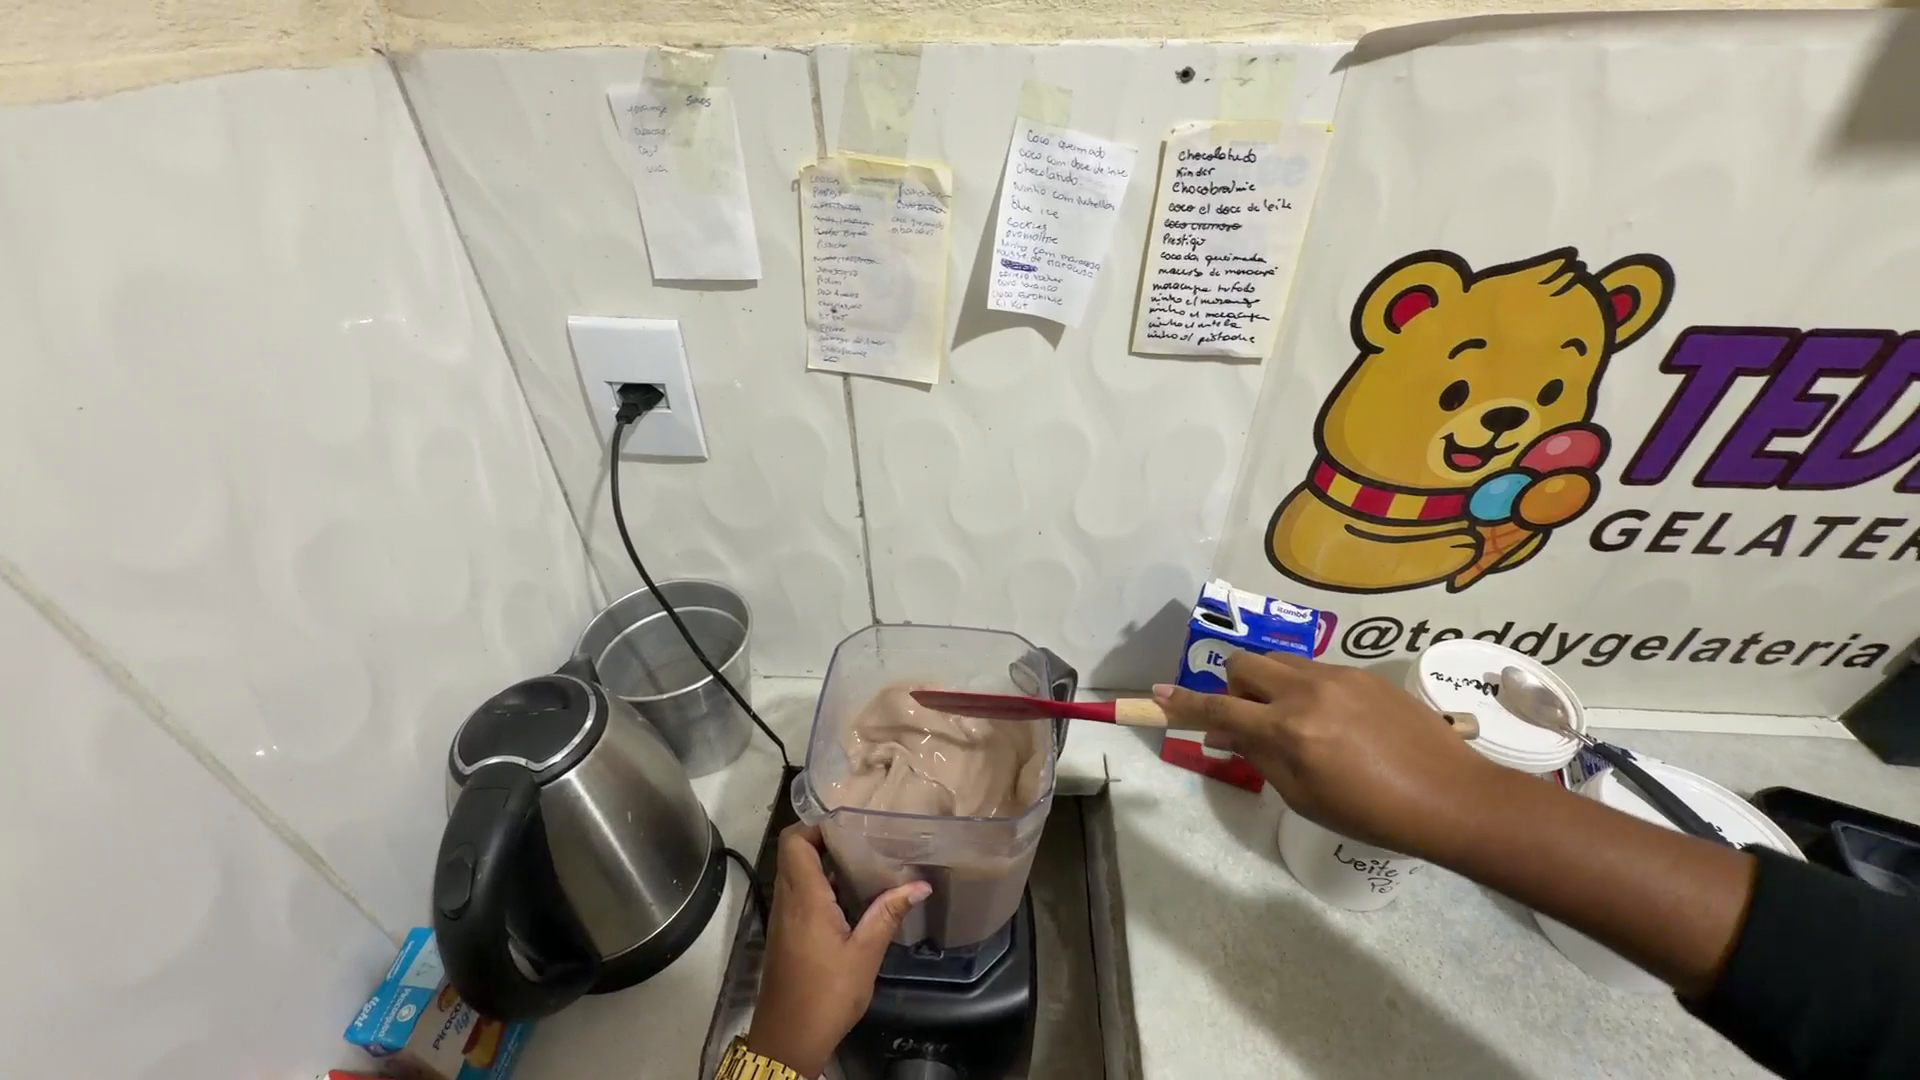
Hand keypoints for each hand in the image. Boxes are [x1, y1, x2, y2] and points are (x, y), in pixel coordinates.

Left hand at [747, 824, 930, 1075]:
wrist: (787, 1043)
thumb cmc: (826, 996)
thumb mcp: (865, 956)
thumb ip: (888, 915)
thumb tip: (920, 885)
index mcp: (804, 899)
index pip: (794, 841)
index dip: (816, 825)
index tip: (849, 824)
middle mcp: (788, 901)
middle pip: (794, 852)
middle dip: (824, 839)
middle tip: (861, 837)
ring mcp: (784, 918)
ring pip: (795, 872)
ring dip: (822, 862)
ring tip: (861, 860)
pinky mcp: (786, 934)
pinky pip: (798, 894)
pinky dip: (820, 885)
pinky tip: (850, 896)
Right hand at [1155, 651, 1499, 857]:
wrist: (1452, 798)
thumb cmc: (1371, 813)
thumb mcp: (1302, 794)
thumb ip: (1257, 755)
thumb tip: (1221, 733)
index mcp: (1288, 730)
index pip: (1218, 709)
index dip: (1183, 703)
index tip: (1156, 694)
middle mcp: (1305, 692)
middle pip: (1242, 665)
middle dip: (1233, 687)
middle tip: (1251, 720)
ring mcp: (1336, 677)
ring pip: (1277, 662)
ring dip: (1267, 684)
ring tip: (1292, 719)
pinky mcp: (1362, 674)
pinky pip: (1312, 670)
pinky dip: (1302, 688)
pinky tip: (1332, 720)